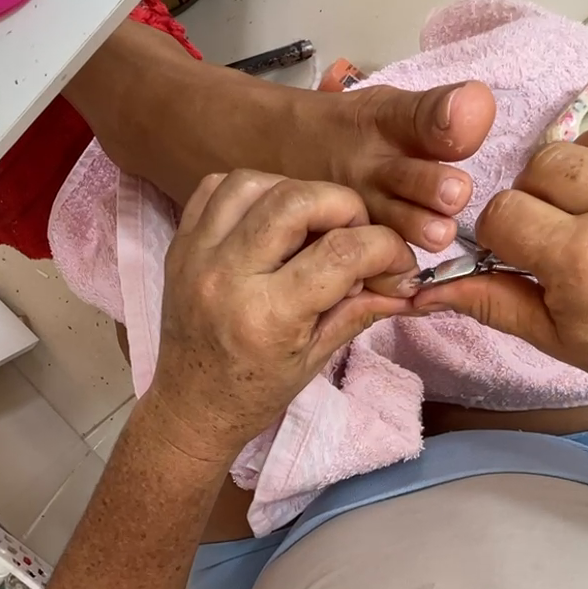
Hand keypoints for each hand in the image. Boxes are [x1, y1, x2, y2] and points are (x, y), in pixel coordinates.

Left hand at [141, 170, 417, 462]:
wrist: (191, 405)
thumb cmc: (255, 391)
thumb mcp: (315, 358)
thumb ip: (360, 310)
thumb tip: (408, 279)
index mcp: (267, 317)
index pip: (342, 253)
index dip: (385, 248)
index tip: (397, 262)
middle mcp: (228, 279)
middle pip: (297, 200)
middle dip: (344, 206)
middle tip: (355, 233)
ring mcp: (197, 258)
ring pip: (254, 182)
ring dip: (295, 192)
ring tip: (312, 223)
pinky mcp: (179, 247)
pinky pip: (215, 188)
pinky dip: (251, 191)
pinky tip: (269, 216)